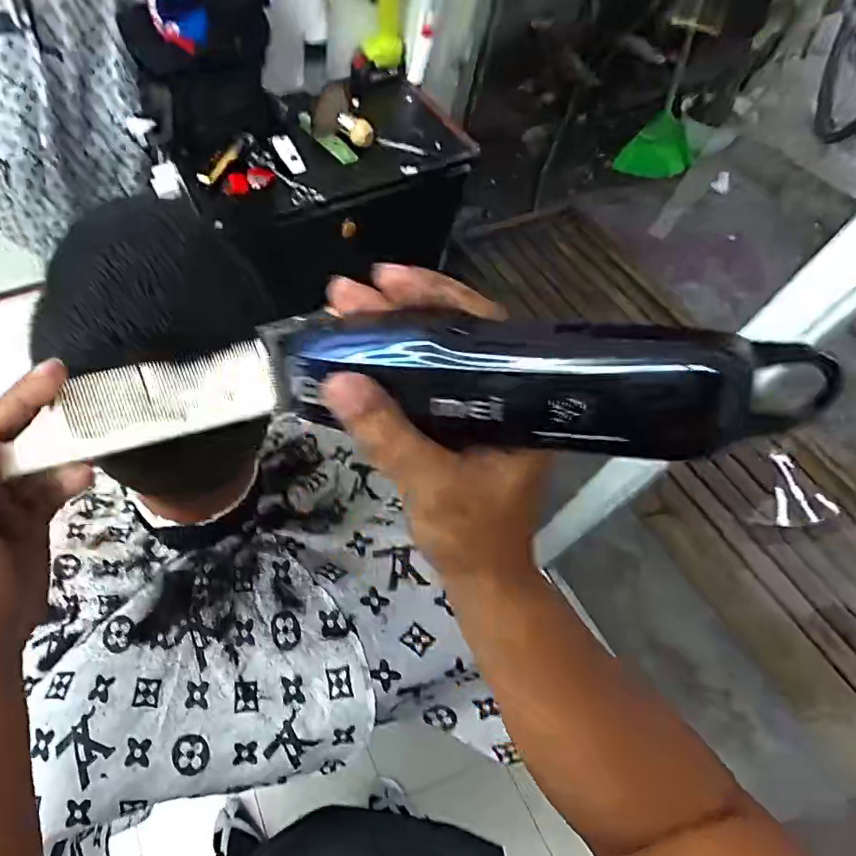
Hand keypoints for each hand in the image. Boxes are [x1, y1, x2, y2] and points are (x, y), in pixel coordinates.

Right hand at [322, 266, 551, 584]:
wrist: (482, 576)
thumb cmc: (471, 536)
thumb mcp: (430, 485)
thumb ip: (388, 435)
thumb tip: (339, 382)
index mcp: (516, 398)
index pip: (481, 327)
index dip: (435, 296)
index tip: (387, 279)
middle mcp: (499, 391)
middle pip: (452, 332)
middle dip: (398, 308)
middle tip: (346, 293)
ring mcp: (474, 407)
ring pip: (433, 354)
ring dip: (389, 332)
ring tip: (344, 312)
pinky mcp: (451, 423)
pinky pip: (420, 381)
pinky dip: (389, 365)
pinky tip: (359, 354)